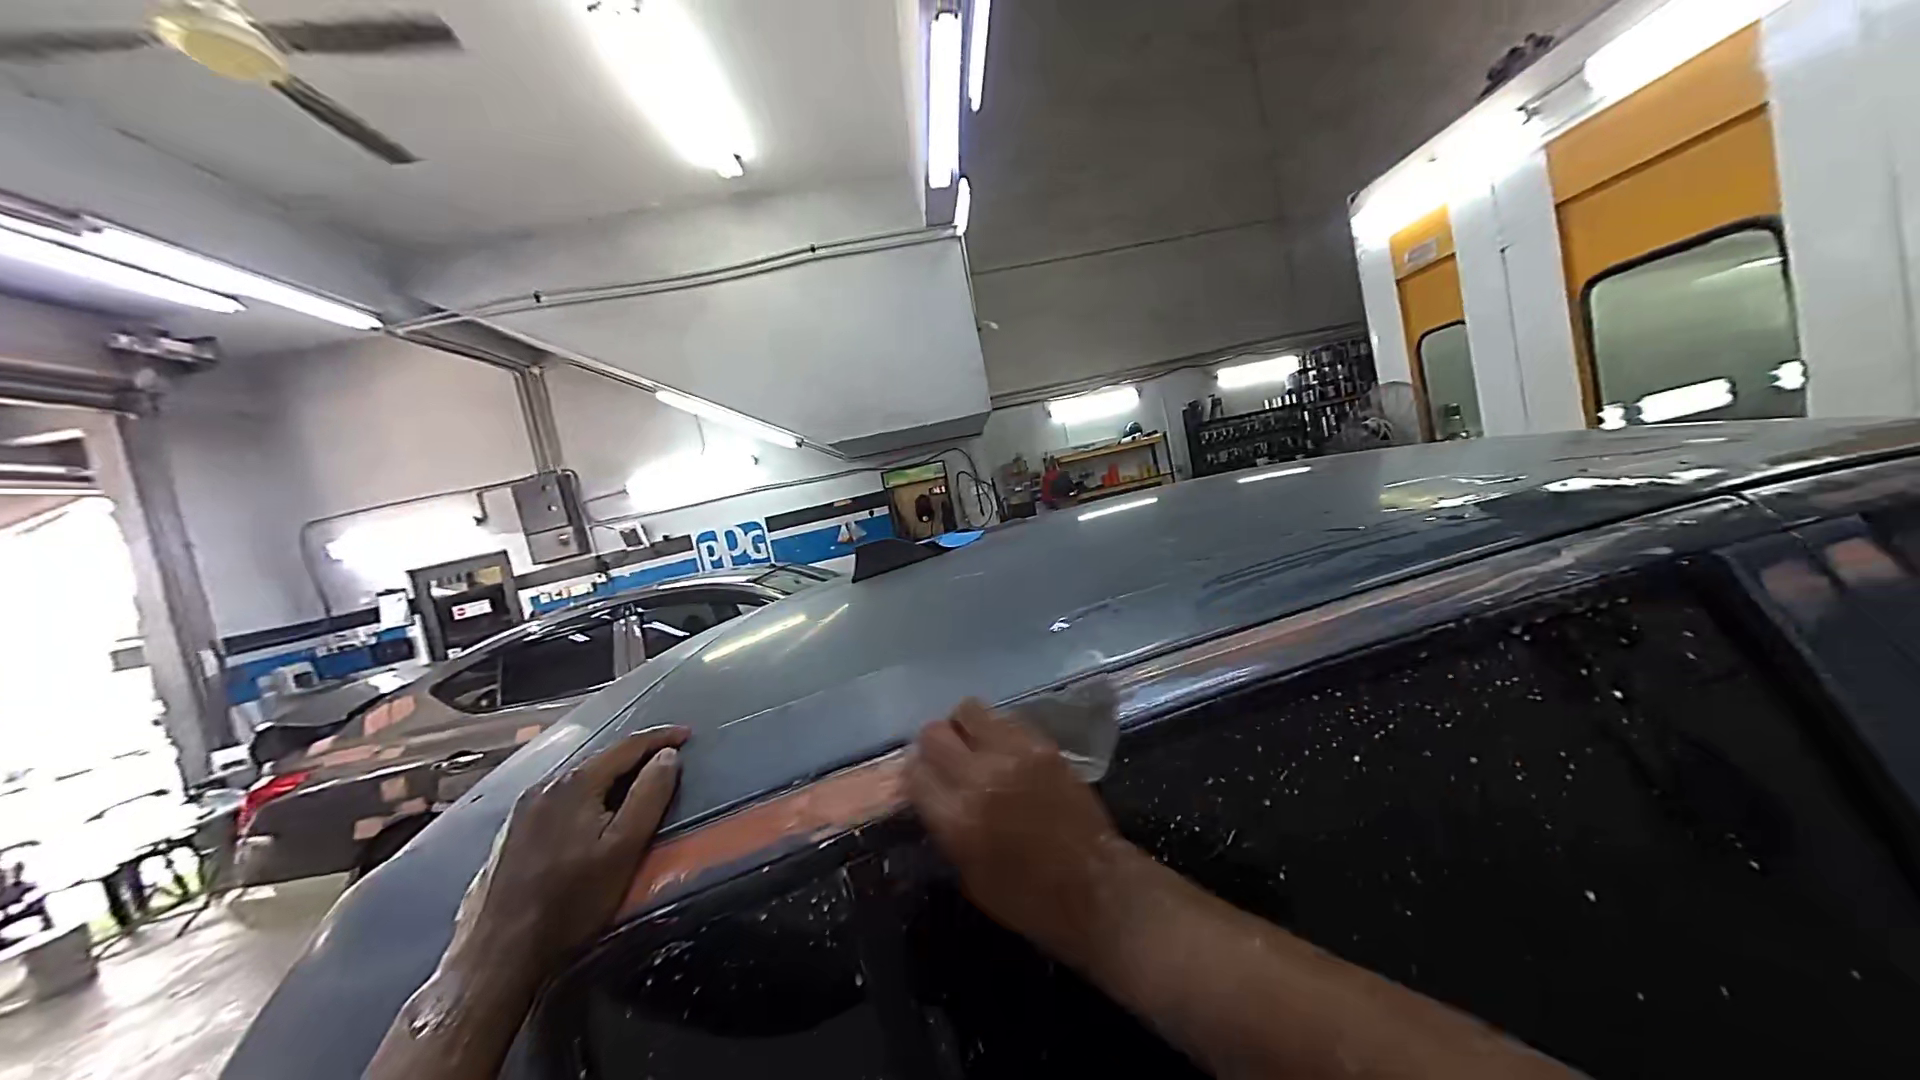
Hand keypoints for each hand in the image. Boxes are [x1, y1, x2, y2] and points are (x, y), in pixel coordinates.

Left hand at [367, 727, 687, 1079]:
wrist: (497, 957)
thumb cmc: (571, 902)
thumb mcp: (625, 847)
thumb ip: (650, 795)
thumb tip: (668, 755)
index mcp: (574, 784)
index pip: (627, 746)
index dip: (661, 737)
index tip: (687, 734)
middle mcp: (544, 787)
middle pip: (601, 758)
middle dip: (637, 754)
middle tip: (668, 756)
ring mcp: (523, 810)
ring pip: (579, 777)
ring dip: (612, 774)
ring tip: (637, 779)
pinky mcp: (511, 832)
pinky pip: (560, 797)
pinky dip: (587, 793)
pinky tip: (593, 810)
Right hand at [906, 699, 1125, 965]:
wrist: (1094, 887)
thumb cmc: (1027, 898)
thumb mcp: (969, 875)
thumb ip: (945, 826)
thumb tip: (932, 793)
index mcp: (956, 818)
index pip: (914, 772)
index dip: (915, 776)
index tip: (924, 781)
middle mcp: (979, 777)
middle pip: (933, 733)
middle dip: (933, 746)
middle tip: (945, 760)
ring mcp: (1014, 754)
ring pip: (968, 711)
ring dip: (964, 727)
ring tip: (975, 746)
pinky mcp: (1042, 745)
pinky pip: (1006, 719)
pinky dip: (997, 730)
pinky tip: (1006, 751)